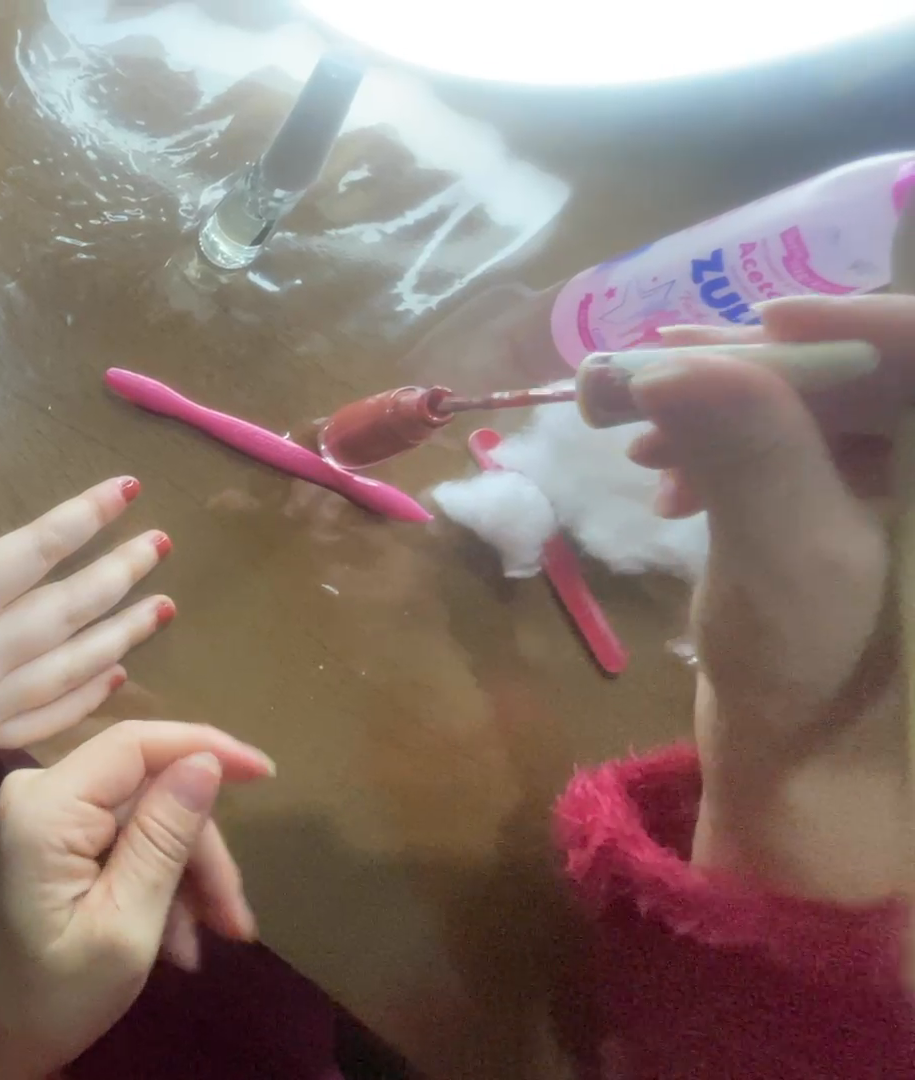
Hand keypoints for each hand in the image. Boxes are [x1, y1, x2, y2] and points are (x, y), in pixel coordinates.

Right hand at [0, 426, 172, 748]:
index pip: (35, 552)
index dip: (85, 516)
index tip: (125, 488)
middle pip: (66, 611)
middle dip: (119, 573)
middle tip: (159, 542)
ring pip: (69, 669)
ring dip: (121, 634)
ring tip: (162, 602)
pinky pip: (46, 719)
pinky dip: (87, 696)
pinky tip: (117, 670)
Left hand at [0, 720, 273, 1079]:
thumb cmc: (52, 995)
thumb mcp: (125, 928)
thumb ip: (164, 839)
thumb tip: (205, 761)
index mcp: (46, 806)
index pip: (133, 744)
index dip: (203, 746)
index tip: (265, 772)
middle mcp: (37, 786)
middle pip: (144, 787)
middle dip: (197, 848)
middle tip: (235, 922)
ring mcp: (40, 805)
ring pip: (139, 812)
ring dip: (182, 871)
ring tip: (207, 939)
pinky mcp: (48, 827)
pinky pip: (118, 831)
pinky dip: (153, 874)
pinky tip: (172, 935)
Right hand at [628, 295, 914, 900]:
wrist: (822, 780)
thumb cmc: (825, 690)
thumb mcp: (784, 569)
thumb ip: (747, 455)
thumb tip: (669, 363)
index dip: (869, 323)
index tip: (754, 322)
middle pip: (893, 379)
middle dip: (768, 371)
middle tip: (651, 379)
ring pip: (848, 410)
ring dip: (737, 416)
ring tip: (644, 449)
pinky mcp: (882, 517)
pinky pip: (822, 450)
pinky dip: (739, 454)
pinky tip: (676, 483)